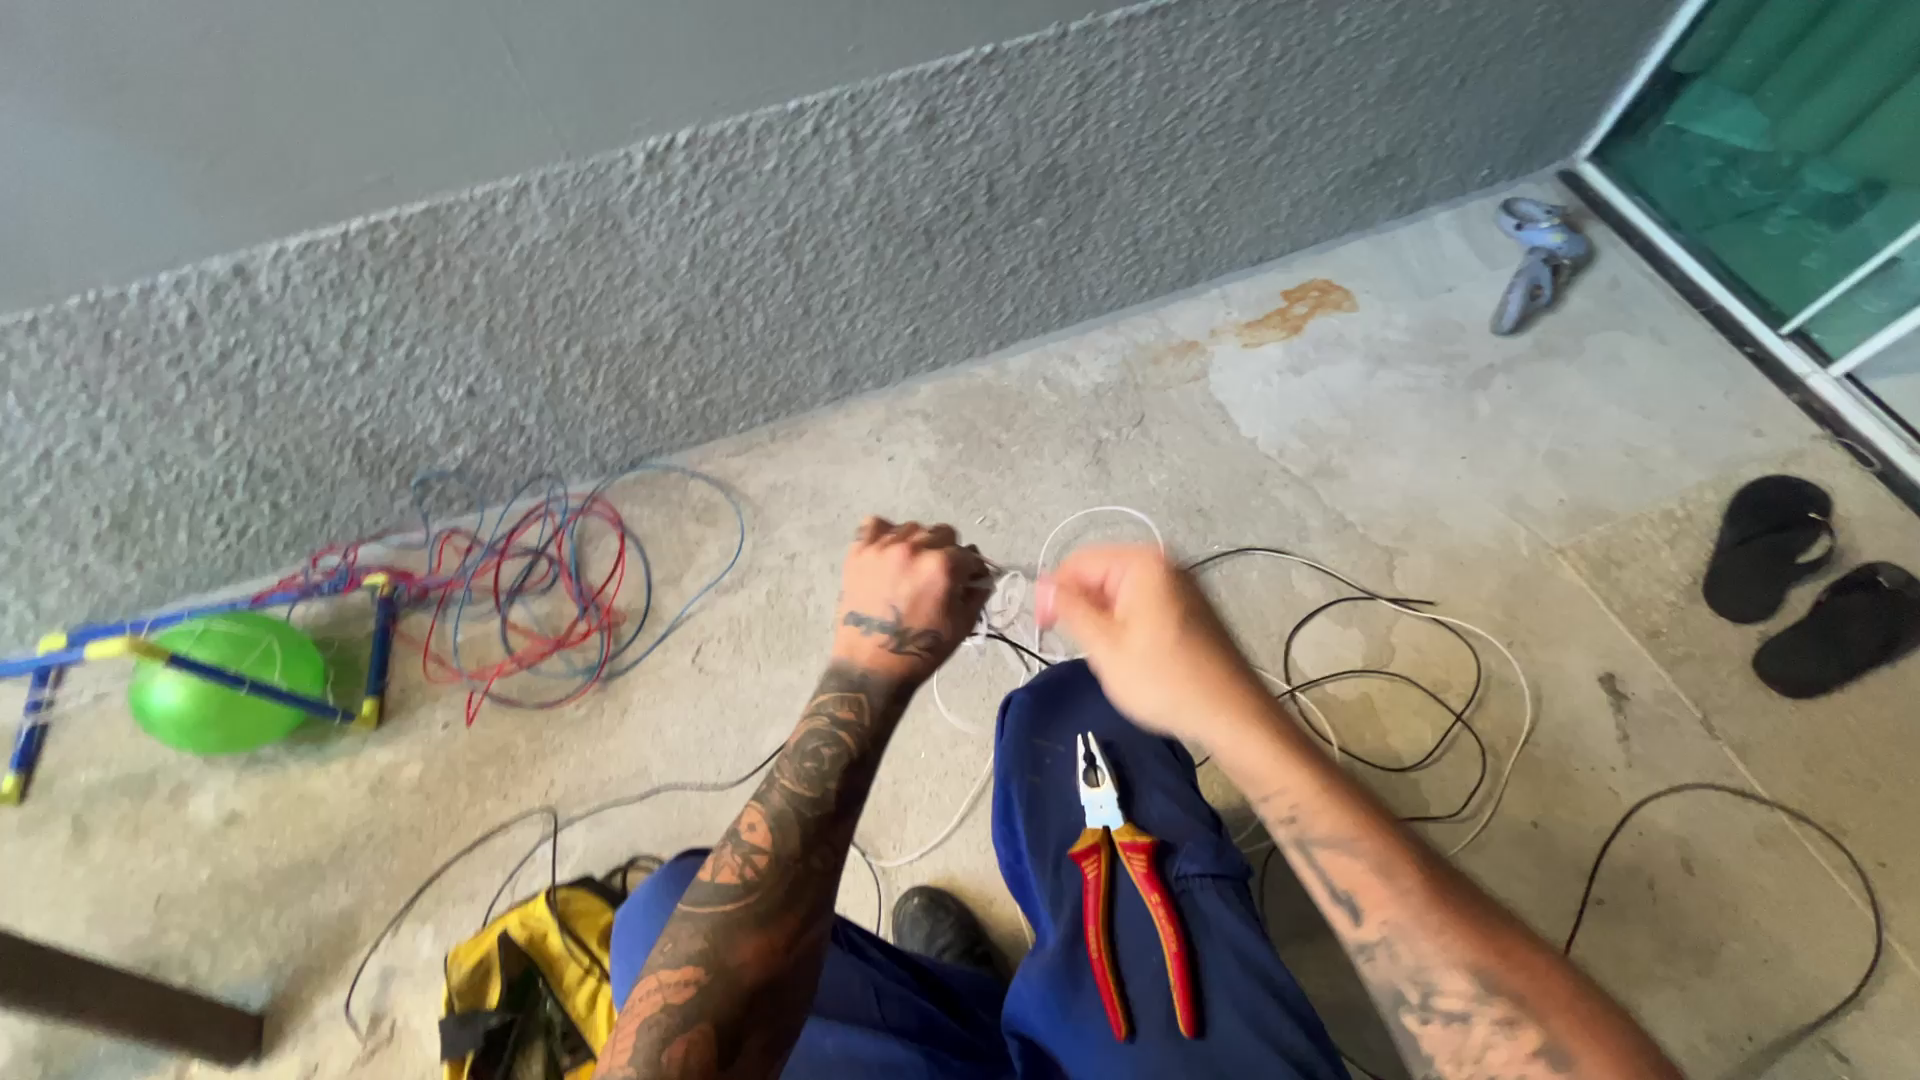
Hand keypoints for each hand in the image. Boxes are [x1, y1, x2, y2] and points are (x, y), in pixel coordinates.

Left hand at [829, 517, 989, 686]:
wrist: (871, 666)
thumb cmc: (921, 649)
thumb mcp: (963, 624)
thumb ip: (977, 591)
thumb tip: (980, 573)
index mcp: (943, 566)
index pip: (968, 554)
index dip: (970, 570)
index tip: (966, 581)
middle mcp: (914, 548)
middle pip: (943, 533)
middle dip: (946, 553)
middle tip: (937, 577)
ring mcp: (883, 547)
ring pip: (912, 528)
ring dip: (918, 544)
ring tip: (911, 568)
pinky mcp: (858, 552)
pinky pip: (875, 525)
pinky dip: (885, 535)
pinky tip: (888, 553)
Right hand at [1037, 545, 1272, 744]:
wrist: (1232, 715)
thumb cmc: (1166, 682)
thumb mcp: (1105, 647)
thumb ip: (1070, 609)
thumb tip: (1043, 585)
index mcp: (1142, 564)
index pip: (1076, 563)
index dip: (1054, 593)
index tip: (1045, 628)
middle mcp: (1164, 564)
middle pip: (1100, 576)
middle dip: (1085, 609)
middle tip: (1088, 650)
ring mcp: (1182, 584)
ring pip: (1120, 594)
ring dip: (1106, 621)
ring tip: (1115, 658)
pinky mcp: (1191, 607)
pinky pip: (1144, 605)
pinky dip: (1129, 626)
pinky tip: (1137, 658)